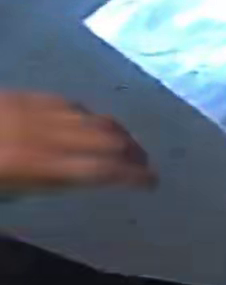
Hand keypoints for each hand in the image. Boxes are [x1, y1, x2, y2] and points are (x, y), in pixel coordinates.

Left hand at [0, 92, 153, 192]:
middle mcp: (49, 137)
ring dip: (120, 134)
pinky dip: (89, 115)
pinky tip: (89, 122)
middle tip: (141, 163)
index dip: (139, 175)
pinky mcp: (25, 97)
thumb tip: (100, 177)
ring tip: (123, 144)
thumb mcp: (13, 188)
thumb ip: (58, 182)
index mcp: (42, 165)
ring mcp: (38, 113)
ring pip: (101, 121)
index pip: (109, 169)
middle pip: (115, 142)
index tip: (151, 182)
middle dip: (135, 154)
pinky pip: (71, 103)